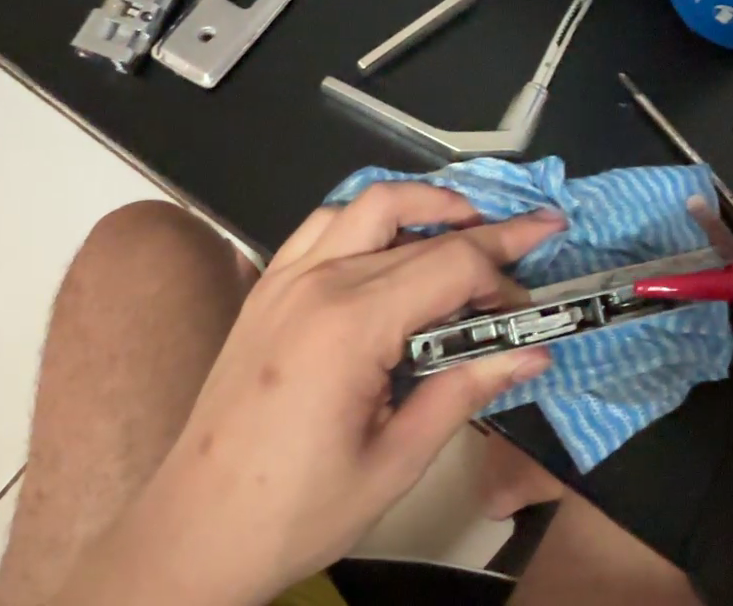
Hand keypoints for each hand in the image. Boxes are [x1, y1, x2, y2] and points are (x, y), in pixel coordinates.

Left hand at [61, 183, 559, 605]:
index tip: (537, 289)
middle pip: (421, 229)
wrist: (195, 529)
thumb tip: (532, 354)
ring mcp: (285, 276)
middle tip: (531, 236)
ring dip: (425, 204)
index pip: (452, 265)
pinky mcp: (266, 285)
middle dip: (485, 232)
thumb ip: (465, 392)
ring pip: (368, 203)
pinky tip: (391, 245)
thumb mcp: (396, 462)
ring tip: (468, 227)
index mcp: (351, 327)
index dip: (505, 272)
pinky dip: (369, 218)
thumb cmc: (297, 510)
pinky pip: (324, 224)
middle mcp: (318, 283)